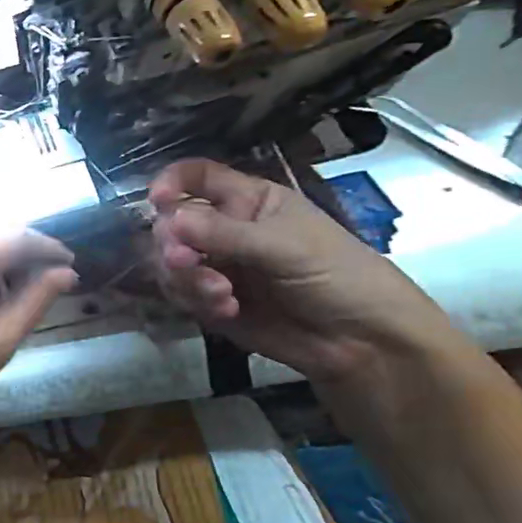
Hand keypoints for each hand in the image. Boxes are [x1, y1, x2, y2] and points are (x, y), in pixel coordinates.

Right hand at [150, 158, 457, 382]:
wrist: (365, 345)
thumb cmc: (339, 276)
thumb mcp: (285, 246)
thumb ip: (225, 233)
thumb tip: (169, 219)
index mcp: (247, 201)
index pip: (197, 177)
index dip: (172, 181)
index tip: (157, 200)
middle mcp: (224, 228)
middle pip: (172, 222)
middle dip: (174, 243)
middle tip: (183, 261)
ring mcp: (217, 266)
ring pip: (170, 261)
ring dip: (185, 277)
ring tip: (219, 295)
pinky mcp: (212, 301)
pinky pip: (180, 293)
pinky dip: (194, 300)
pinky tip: (226, 310)